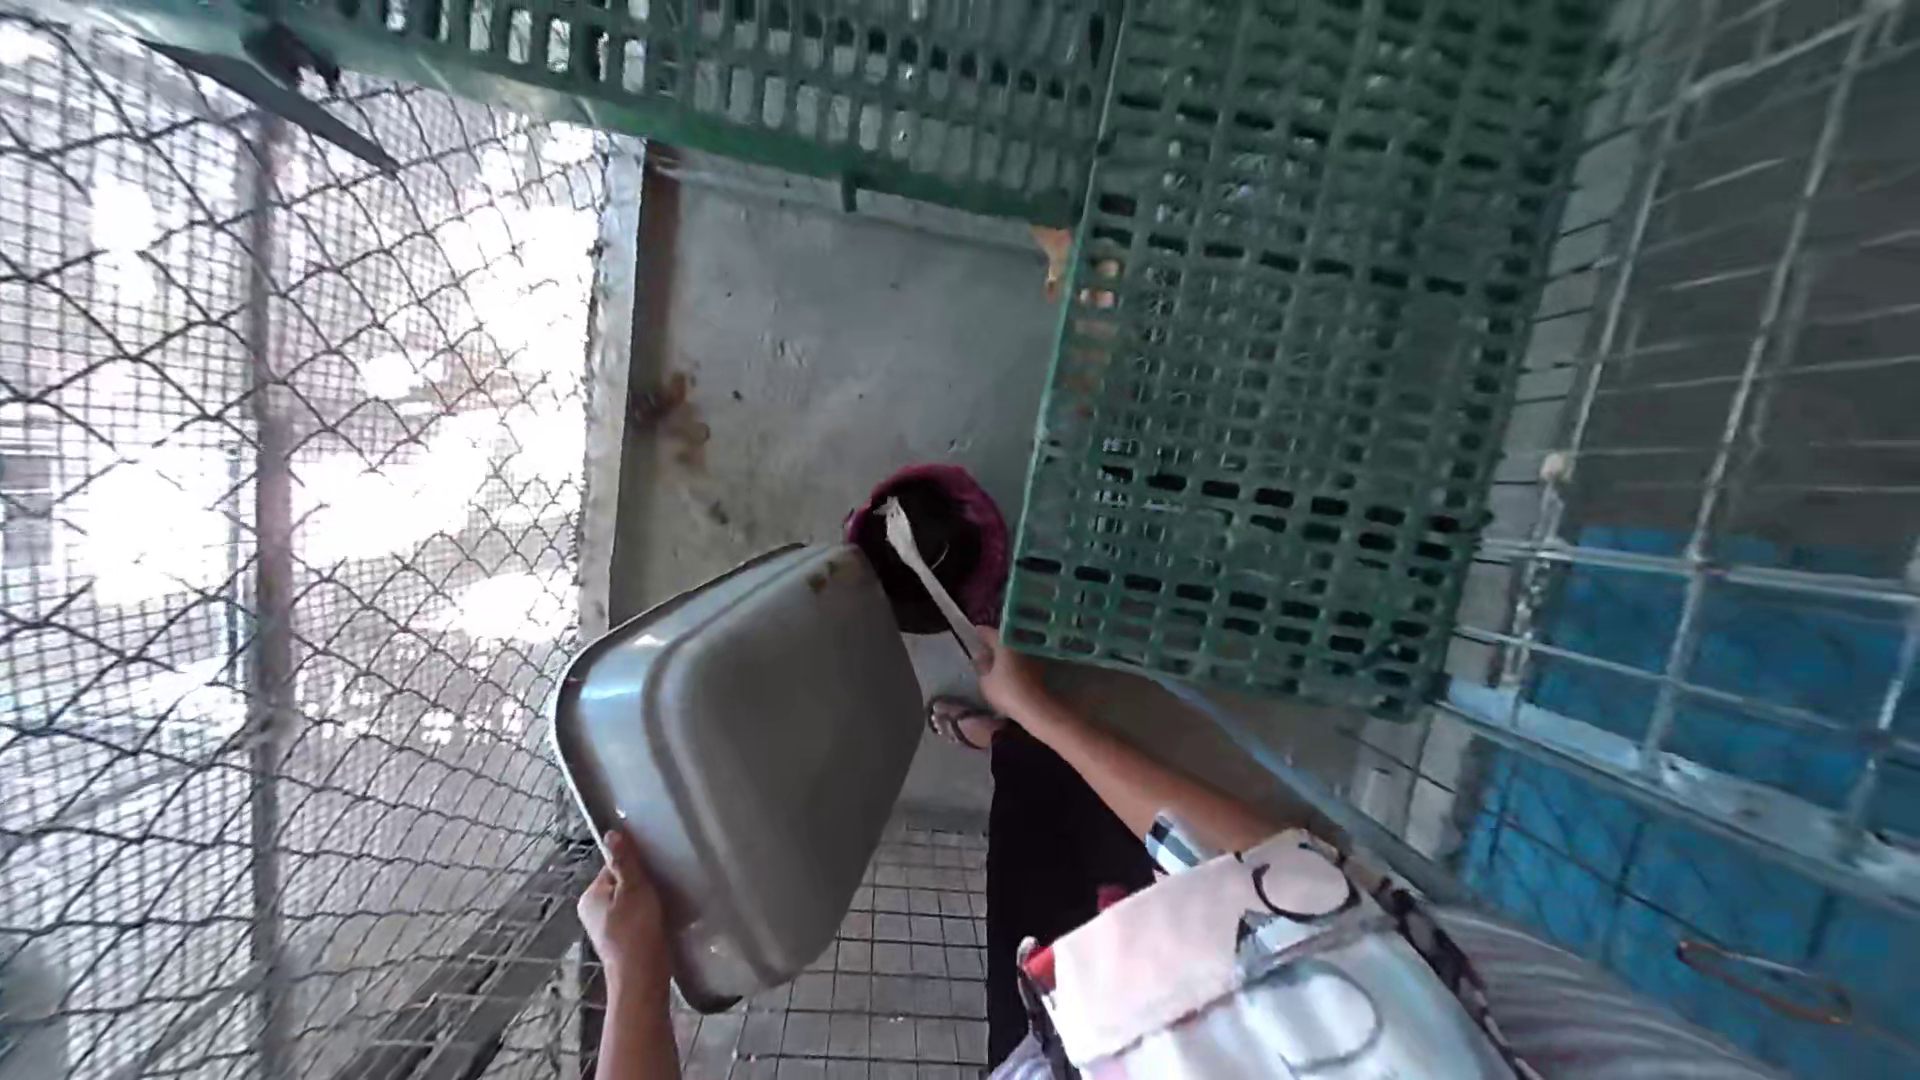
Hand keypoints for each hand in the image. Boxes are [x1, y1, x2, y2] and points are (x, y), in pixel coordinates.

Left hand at [578, 829, 670, 997]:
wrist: (642, 973)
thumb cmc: (636, 928)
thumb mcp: (633, 887)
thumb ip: (624, 860)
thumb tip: (611, 833)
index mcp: (590, 896)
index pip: (615, 864)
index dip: (637, 863)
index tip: (654, 868)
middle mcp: (593, 909)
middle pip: (623, 880)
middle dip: (643, 879)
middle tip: (661, 882)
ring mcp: (606, 925)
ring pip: (631, 897)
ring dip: (647, 895)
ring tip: (663, 898)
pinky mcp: (621, 936)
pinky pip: (635, 912)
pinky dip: (648, 910)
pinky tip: (660, 913)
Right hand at [973, 625, 1050, 717]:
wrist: (1036, 706)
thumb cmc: (1006, 692)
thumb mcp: (986, 682)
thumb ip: (982, 667)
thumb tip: (980, 656)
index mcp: (1004, 644)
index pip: (990, 633)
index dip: (982, 633)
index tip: (977, 632)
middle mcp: (1020, 644)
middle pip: (1006, 639)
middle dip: (996, 641)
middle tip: (987, 646)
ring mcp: (1032, 654)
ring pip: (1016, 649)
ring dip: (1008, 652)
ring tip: (998, 659)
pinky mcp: (1041, 666)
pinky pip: (1024, 659)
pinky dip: (1016, 661)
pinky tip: (1011, 669)